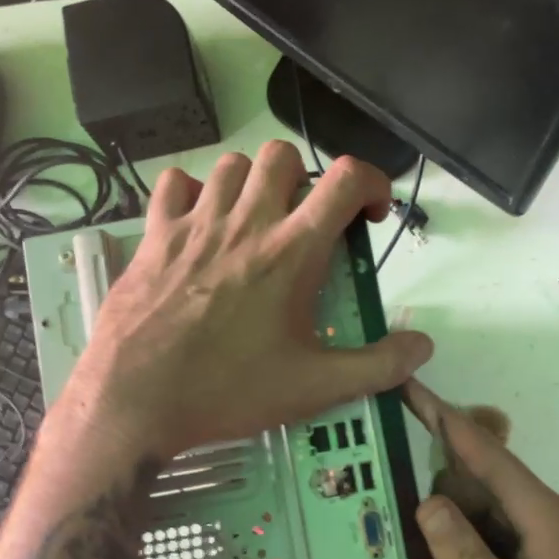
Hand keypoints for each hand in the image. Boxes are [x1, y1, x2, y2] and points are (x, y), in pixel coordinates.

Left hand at [67, 141, 435, 459]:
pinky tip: (198, 225)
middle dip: (305, 181)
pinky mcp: (153, 236)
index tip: (369, 215)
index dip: (371, 183)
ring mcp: (194, 224)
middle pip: (284, 156)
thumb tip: (423, 347)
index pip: (345, 178)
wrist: (135, 401)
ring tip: (254, 223)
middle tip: (304, 224)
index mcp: (292, 252)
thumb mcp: (315, 389)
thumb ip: (378, 367)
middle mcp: (246, 222)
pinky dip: (193, 193)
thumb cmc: (229, 392)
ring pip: (232, 165)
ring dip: (253, 184)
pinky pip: (174, 184)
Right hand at [404, 379, 558, 558]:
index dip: (443, 416)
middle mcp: (534, 508)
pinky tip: (427, 543)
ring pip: (474, 498)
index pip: (482, 450)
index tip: (407, 386)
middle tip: (381, 453)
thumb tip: (424, 502)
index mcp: (536, 510)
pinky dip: (453, 527)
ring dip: (439, 499)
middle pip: (474, 469)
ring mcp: (531, 529)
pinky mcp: (525, 549)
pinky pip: (481, 524)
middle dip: (432, 456)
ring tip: (393, 496)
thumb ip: (466, 557)